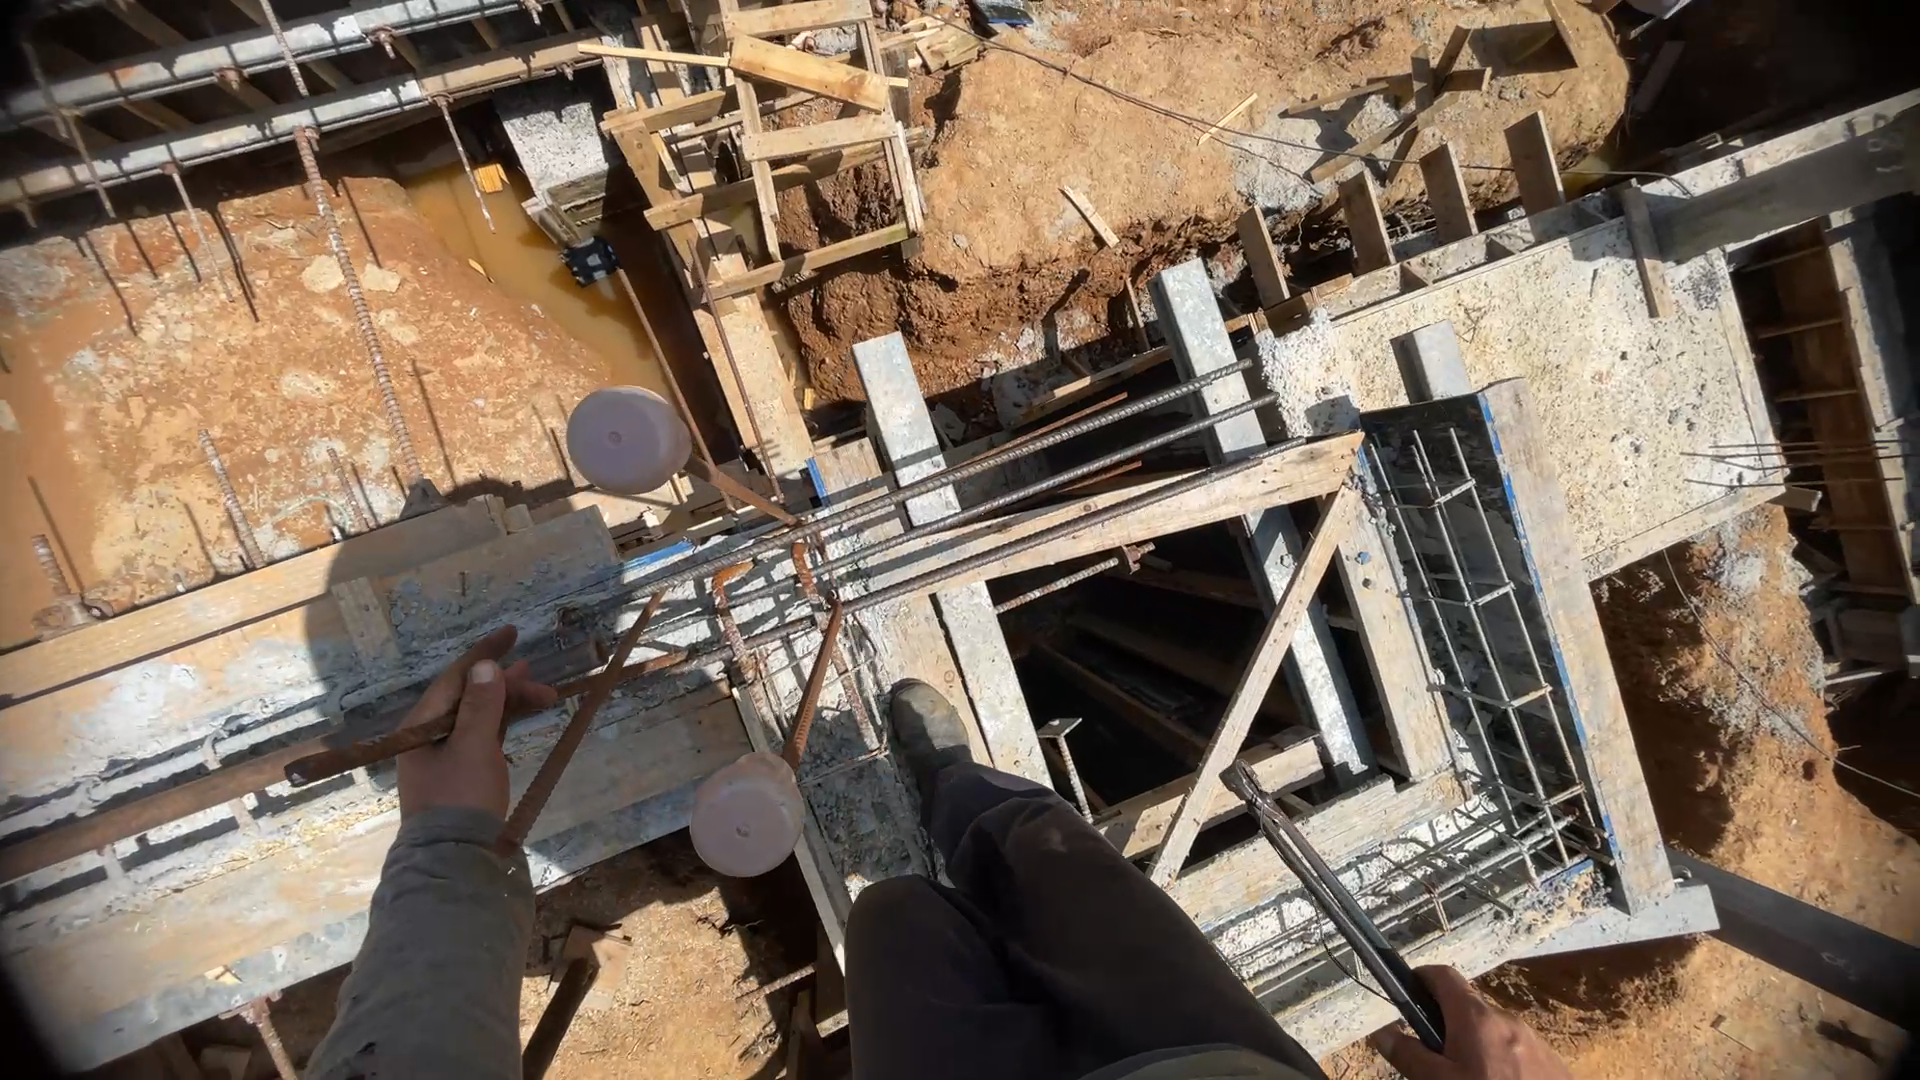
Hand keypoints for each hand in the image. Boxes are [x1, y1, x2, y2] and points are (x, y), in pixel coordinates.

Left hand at [396, 626, 557, 818]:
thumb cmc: (460, 796)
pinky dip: (505, 718)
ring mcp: (445, 752)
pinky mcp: (462, 768)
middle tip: (543, 681)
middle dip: (507, 682)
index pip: (456, 678)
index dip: (485, 653)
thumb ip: (482, 705)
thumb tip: (486, 665)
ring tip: (543, 693)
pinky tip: (521, 713)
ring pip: (480, 712)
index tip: (512, 632)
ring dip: (510, 699)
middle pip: (470, 694)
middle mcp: (429, 734)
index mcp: (422, 725)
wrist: (453, 855)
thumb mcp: (474, 747)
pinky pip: (484, 730)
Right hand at [1370, 966, 1570, 1079]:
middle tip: (1440, 1058)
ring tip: (1473, 1079)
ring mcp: (1537, 1043)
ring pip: (1494, 1031)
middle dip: (1449, 1023)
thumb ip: (1409, 1056)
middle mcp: (1507, 1019)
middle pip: (1467, 1006)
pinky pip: (1521, 1052)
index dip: (1421, 979)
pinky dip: (1505, 1063)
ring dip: (1478, 1045)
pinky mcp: (1558, 1067)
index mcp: (1476, 1016)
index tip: (1410, 999)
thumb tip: (1381, 1033)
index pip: (1442, 974)